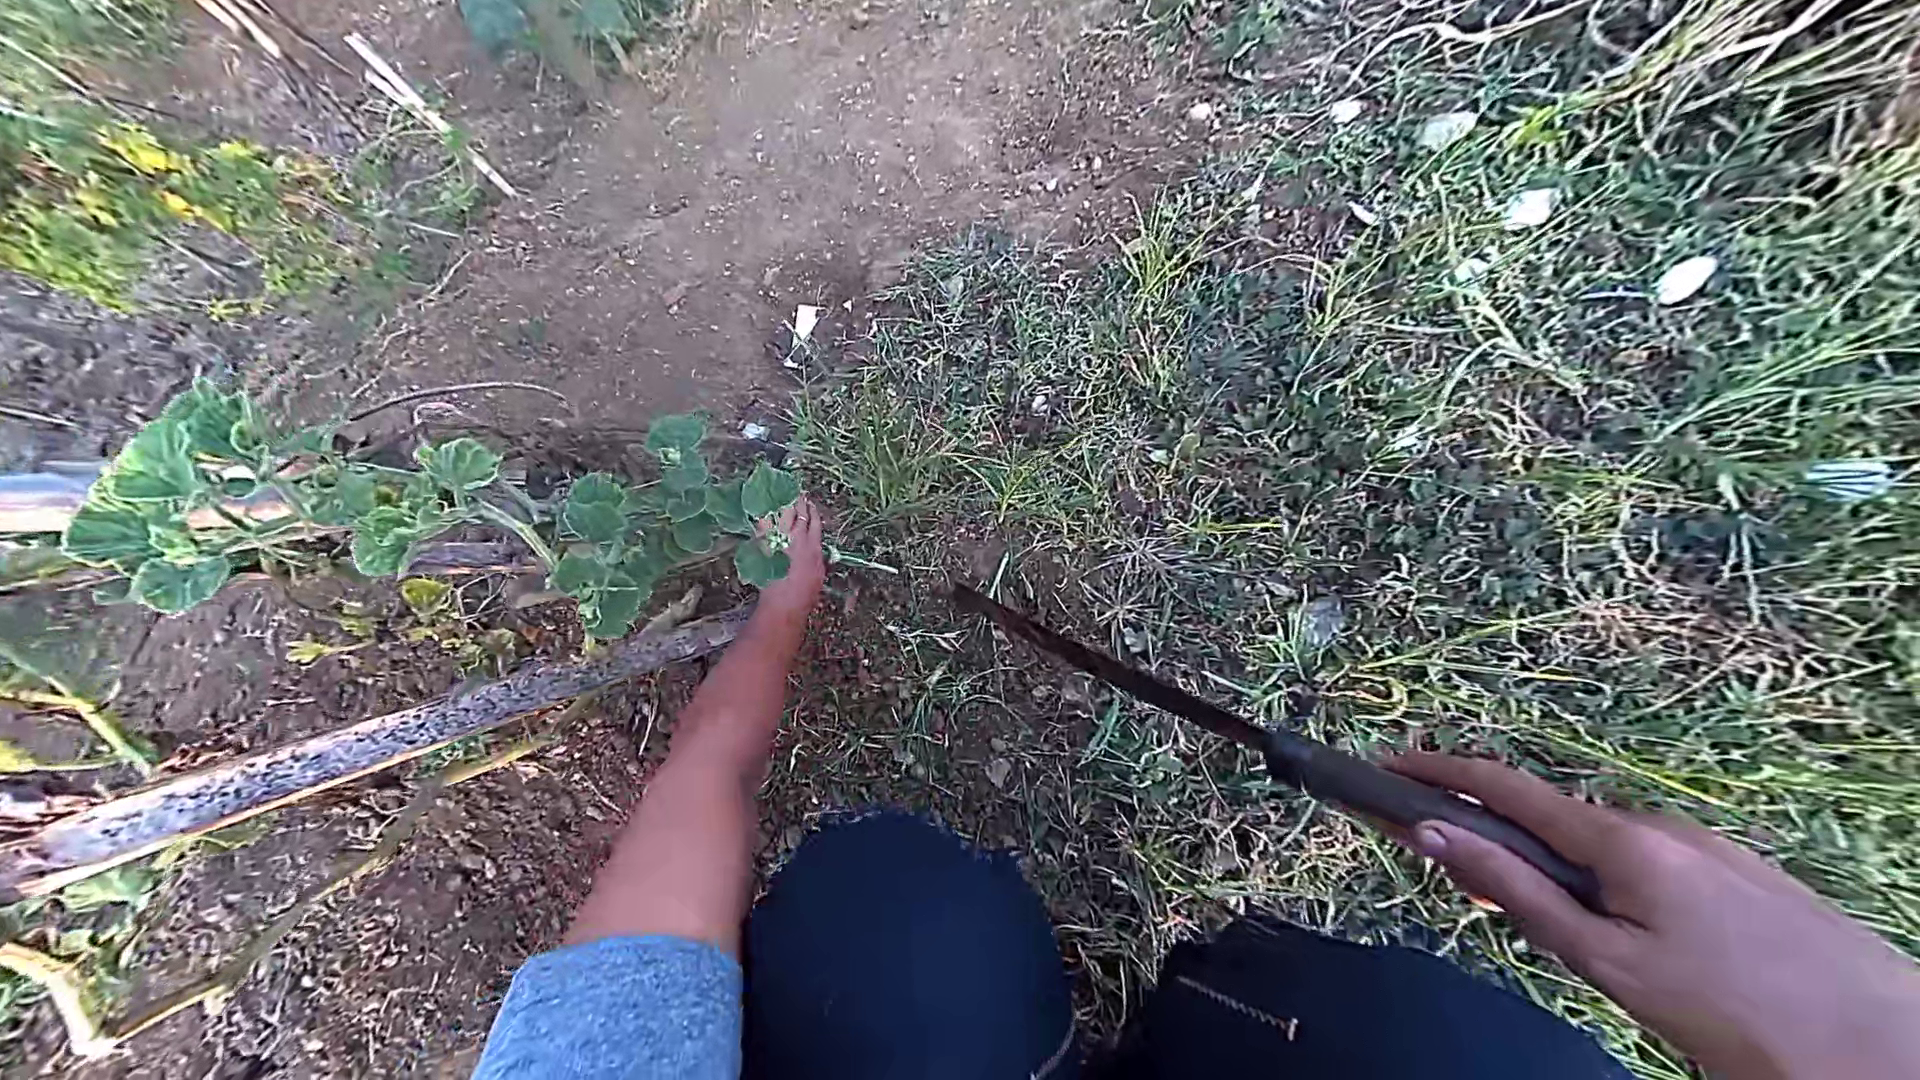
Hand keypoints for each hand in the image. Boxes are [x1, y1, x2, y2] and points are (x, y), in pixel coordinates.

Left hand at [756, 494, 823, 614]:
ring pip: (783, 515)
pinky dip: (764, 516)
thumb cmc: (804, 595)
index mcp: (814, 547)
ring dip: (784, 505)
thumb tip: (817, 551)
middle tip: (797, 495)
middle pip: (799, 514)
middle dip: (799, 502)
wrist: (784, 603)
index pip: (815, 522)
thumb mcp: (818, 575)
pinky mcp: (765, 546)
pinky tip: (764, 511)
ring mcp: (780, 541)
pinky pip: (764, 525)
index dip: (813, 511)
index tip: (810, 504)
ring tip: (783, 497)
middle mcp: (798, 539)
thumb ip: (818, 559)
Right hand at [1389, 753, 1919, 1079]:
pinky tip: (1623, 925)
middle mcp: (1662, 825)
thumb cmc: (1744, 1023)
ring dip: (1553, 862)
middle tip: (1467, 881)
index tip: (1385, 765)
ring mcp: (1711, 847)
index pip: (1501, 784)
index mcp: (1622, 839)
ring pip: (1598, 841)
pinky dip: (1603, 875)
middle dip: (1495, 834)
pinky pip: (1646, 858)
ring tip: (1552, 920)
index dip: (1436, 769)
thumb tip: (1430, 830)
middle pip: (1548, 815)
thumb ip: (1512, 889)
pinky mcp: (1747, 874)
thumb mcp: (1607, 963)